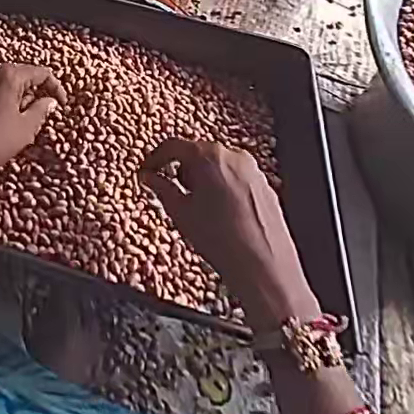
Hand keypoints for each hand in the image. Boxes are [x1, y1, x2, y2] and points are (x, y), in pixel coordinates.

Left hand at [0, 64, 66, 177]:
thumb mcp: (25, 128)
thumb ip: (42, 109)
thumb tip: (49, 101)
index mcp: (8, 75)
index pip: (41, 72)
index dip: (55, 87)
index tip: (61, 103)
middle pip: (22, 73)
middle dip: (35, 91)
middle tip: (43, 112)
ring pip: (6, 81)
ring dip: (19, 95)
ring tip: (23, 119)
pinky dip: (3, 98)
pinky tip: (4, 118)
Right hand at [142, 140, 318, 329]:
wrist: (264, 267)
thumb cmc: (223, 240)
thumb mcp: (179, 212)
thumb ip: (160, 187)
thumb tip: (149, 178)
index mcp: (209, 157)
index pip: (173, 146)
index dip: (155, 159)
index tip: (148, 171)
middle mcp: (234, 157)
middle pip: (198, 153)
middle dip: (180, 170)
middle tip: (168, 190)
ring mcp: (253, 171)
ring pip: (218, 166)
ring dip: (202, 180)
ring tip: (195, 208)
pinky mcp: (265, 187)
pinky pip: (236, 179)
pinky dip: (222, 189)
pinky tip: (218, 214)